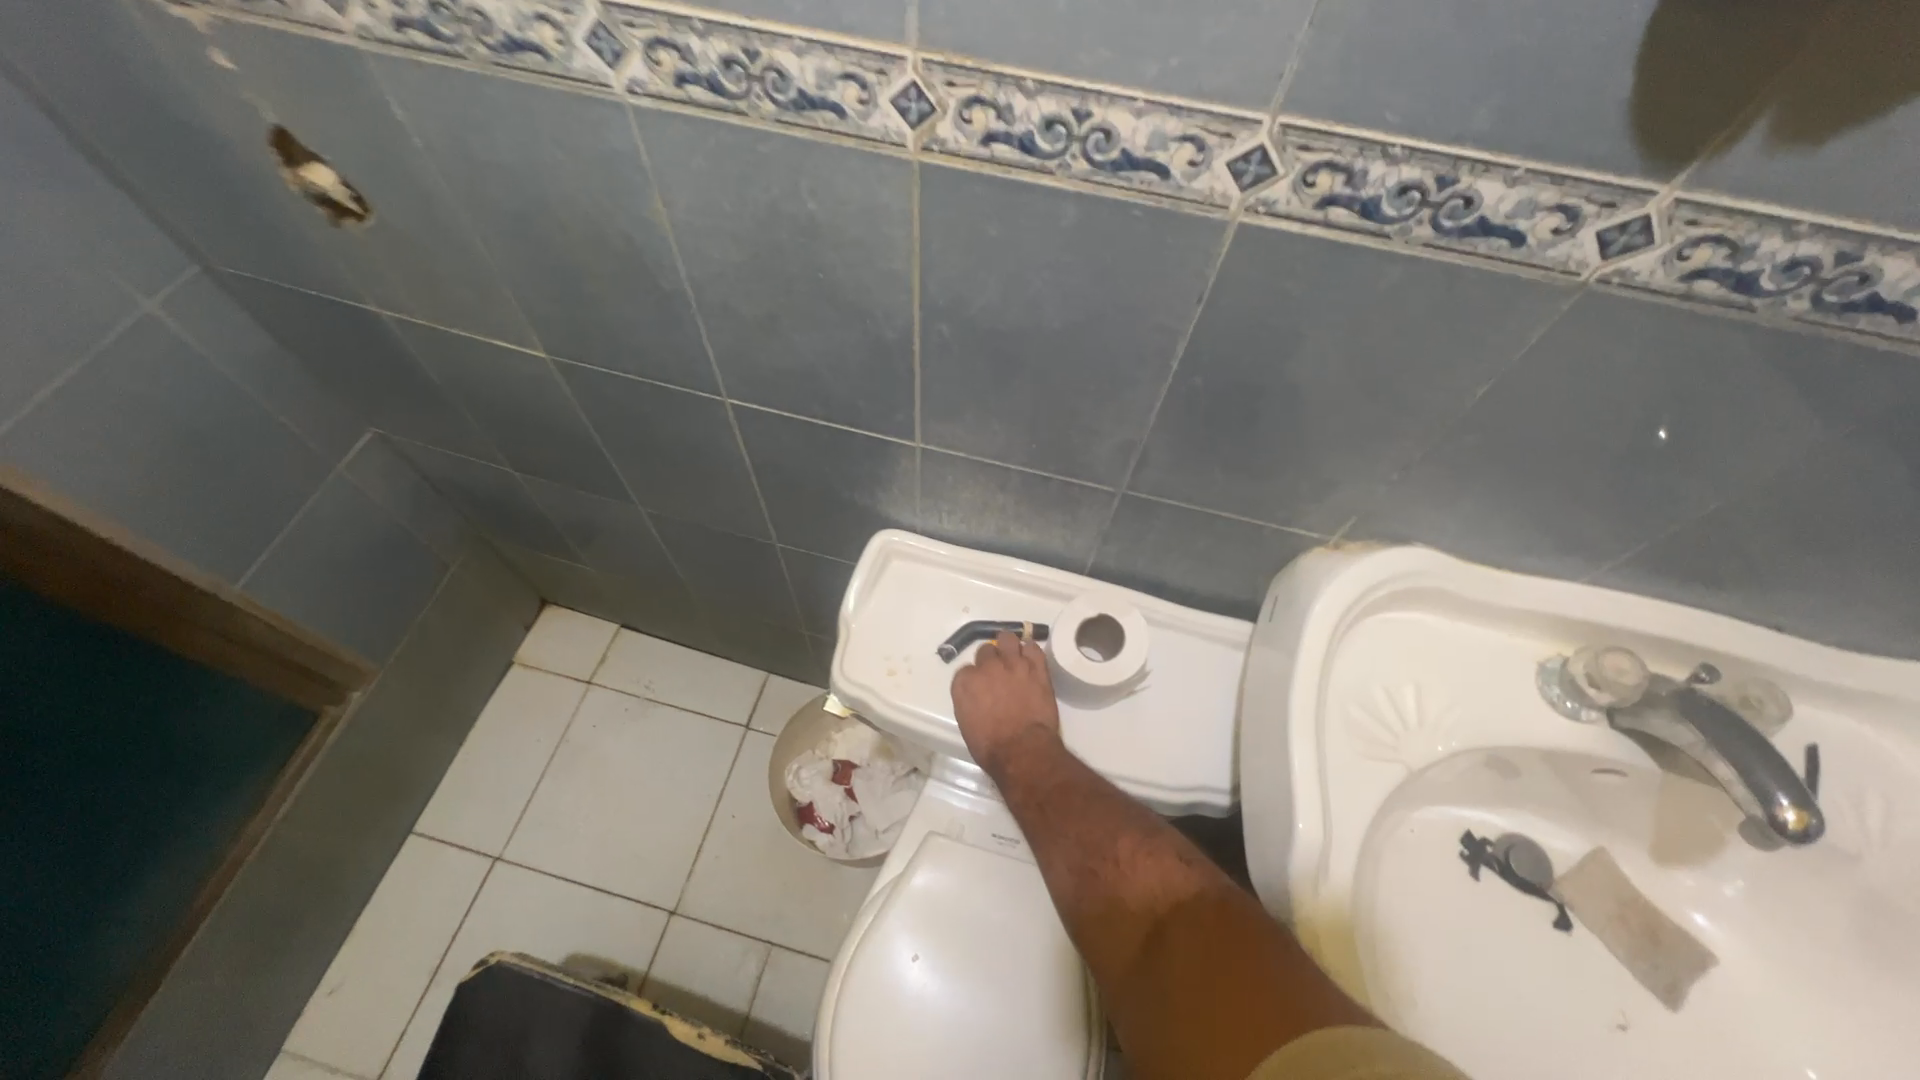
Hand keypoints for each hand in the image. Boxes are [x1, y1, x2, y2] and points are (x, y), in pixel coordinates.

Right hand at [950, 630, 1061, 777]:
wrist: (1022, 750)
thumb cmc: (990, 746)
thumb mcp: (967, 724)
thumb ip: (970, 701)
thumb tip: (978, 696)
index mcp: (965, 682)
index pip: (966, 669)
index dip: (975, 677)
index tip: (981, 687)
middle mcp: (986, 667)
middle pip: (986, 650)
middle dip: (991, 660)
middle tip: (998, 673)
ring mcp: (1013, 664)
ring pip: (1008, 639)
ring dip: (1009, 646)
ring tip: (1014, 656)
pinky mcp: (1036, 668)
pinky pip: (1033, 648)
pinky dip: (1031, 651)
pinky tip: (1030, 658)